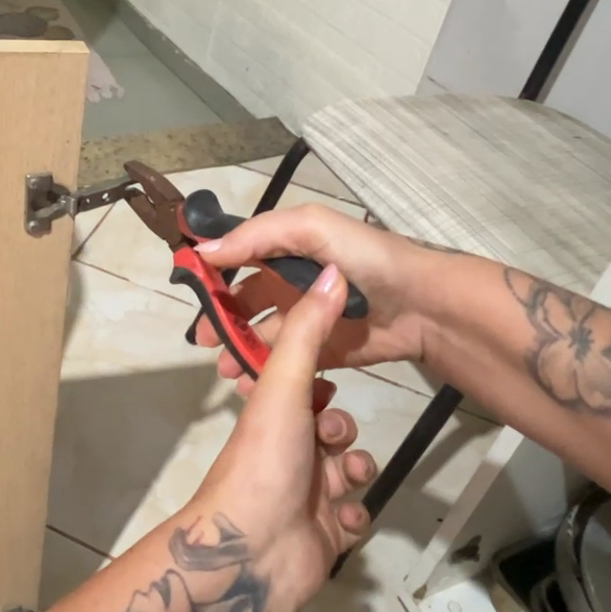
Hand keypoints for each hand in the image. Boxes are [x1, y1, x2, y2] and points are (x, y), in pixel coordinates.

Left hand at [183, 263, 381, 603]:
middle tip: (330, 443)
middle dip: (343, 435)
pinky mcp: (324, 530)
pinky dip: (353, 515)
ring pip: (350, 469)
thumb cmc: (262, 459)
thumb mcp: (283, 385)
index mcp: (270, 415)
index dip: (324, 389)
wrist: (252, 551)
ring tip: (340, 483)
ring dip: (353, 472)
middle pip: (335, 430)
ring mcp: (306, 492)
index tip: (330, 389)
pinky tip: (340, 519)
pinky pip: (355, 513)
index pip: (306, 390)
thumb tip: (333, 270)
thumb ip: (309, 330)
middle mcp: (287, 449)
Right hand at [193, 205, 446, 389]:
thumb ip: (256, 236)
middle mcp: (290, 282)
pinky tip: (250, 383)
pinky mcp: (322, 352)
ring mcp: (305, 319)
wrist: (421, 305)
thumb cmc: (364, 258)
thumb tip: (202, 252)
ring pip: (258, 335)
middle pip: (241, 300)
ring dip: (237, 348)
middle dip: (219, 317)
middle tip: (203, 340)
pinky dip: (264, 372)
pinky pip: (284, 362)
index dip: (211, 271)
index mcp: (285, 248)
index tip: (189, 289)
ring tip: (225, 367)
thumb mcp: (310, 228)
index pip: (237, 256)